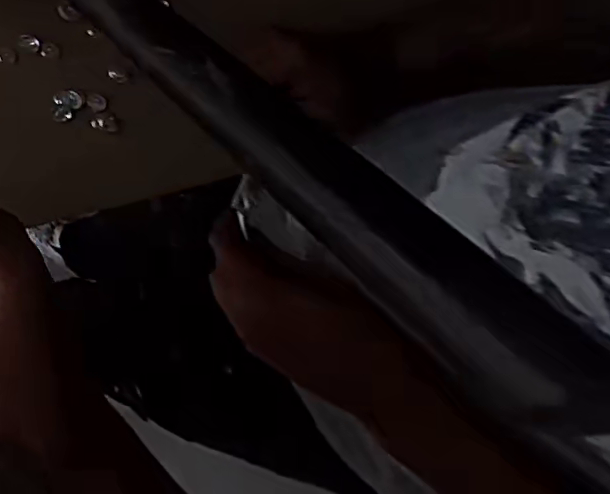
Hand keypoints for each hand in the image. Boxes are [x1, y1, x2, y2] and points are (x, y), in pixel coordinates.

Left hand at [210, 221, 555, 493]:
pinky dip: (245, 297)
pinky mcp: (261, 352)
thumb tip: (263, 239)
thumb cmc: (370, 336)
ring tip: (261, 262)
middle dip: (231, 252)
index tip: (236, 214)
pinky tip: (268, 292)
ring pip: (224, 292)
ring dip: (236, 275)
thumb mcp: (328, 280)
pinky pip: (238, 314)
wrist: (390, 394)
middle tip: (250, 236)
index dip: (228, 226)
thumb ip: (284, 258)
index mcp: (257, 294)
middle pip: (219, 270)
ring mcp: (249, 336)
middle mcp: (243, 316)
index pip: (224, 248)